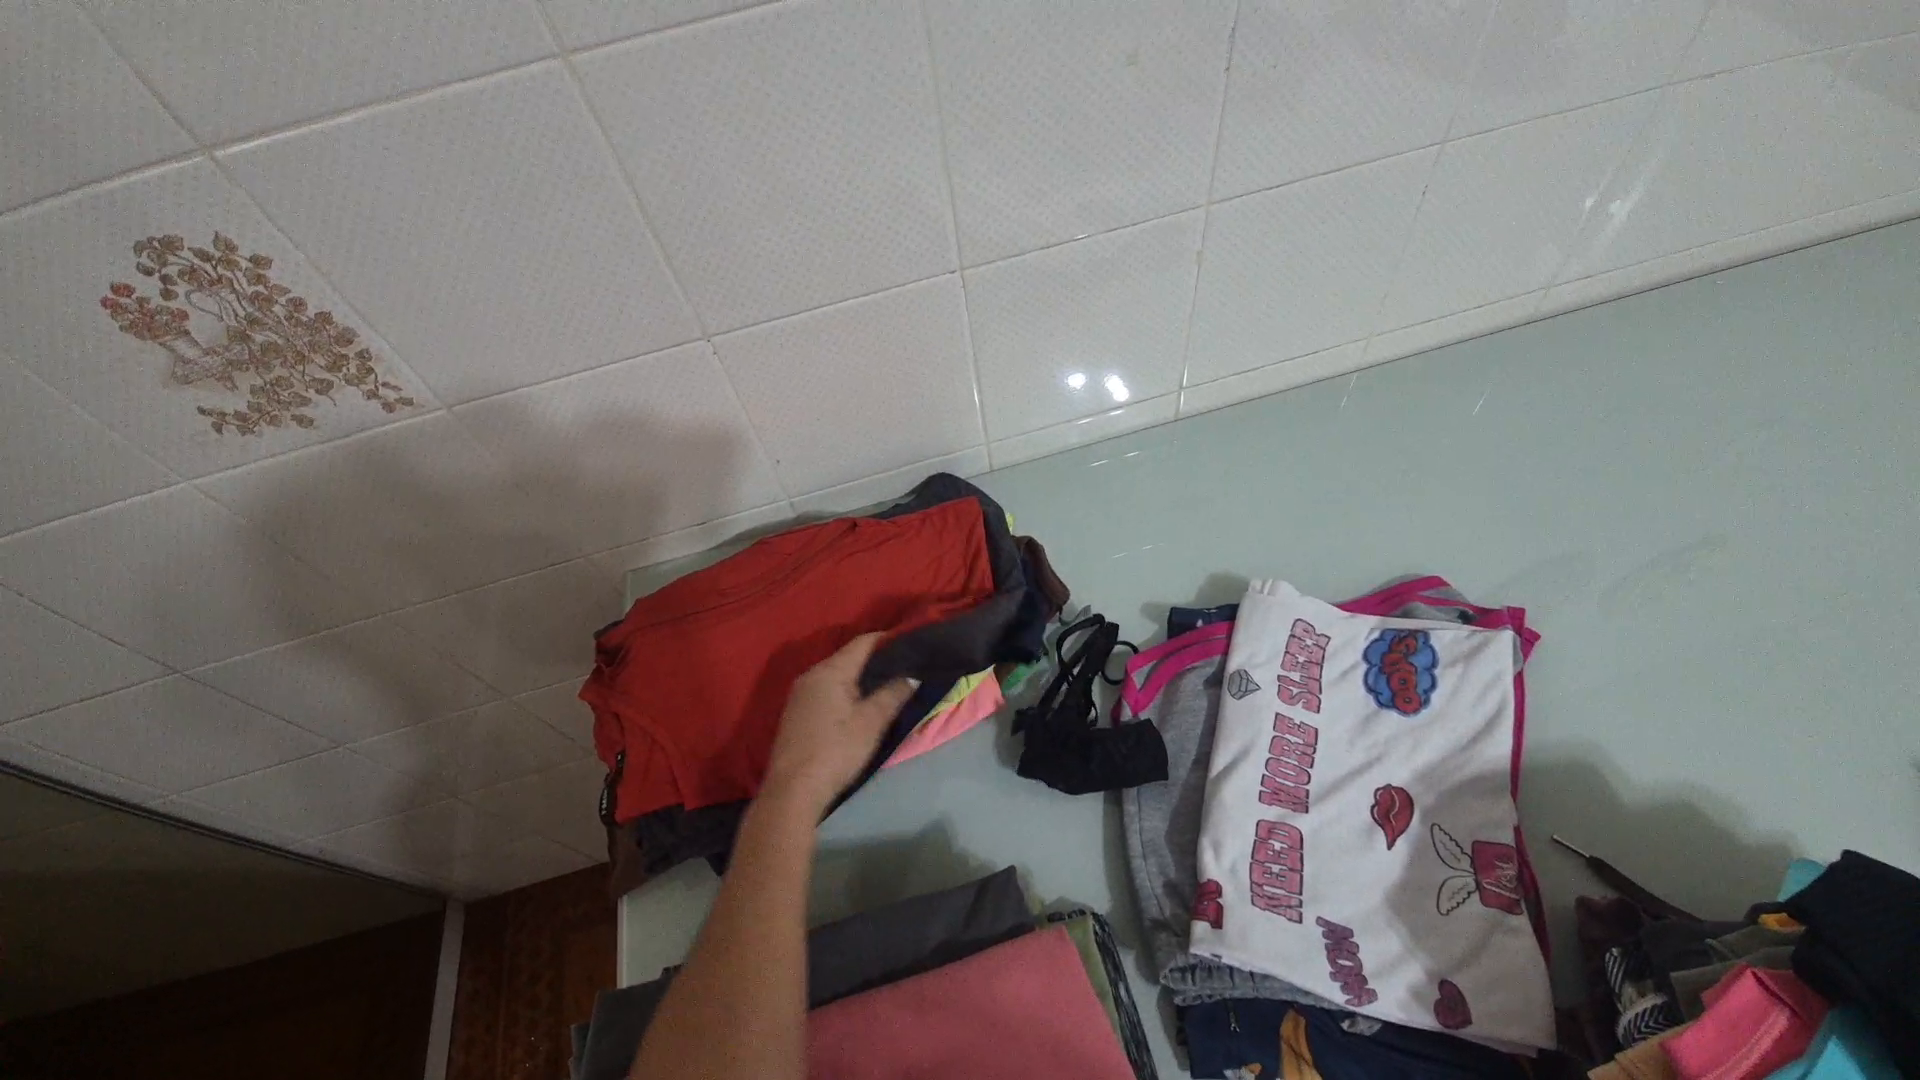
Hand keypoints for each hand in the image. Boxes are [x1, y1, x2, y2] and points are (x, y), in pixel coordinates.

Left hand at [763, 633, 917, 810]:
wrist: (793, 790)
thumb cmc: (836, 750)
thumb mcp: (871, 722)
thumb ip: (893, 694)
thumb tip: (910, 676)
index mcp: (830, 670)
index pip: (862, 642)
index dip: (887, 640)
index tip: (911, 644)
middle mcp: (811, 675)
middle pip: (848, 658)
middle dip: (875, 660)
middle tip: (903, 667)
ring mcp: (799, 695)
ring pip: (836, 675)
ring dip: (860, 678)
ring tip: (886, 685)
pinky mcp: (796, 714)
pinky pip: (826, 691)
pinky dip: (845, 692)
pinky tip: (859, 705)